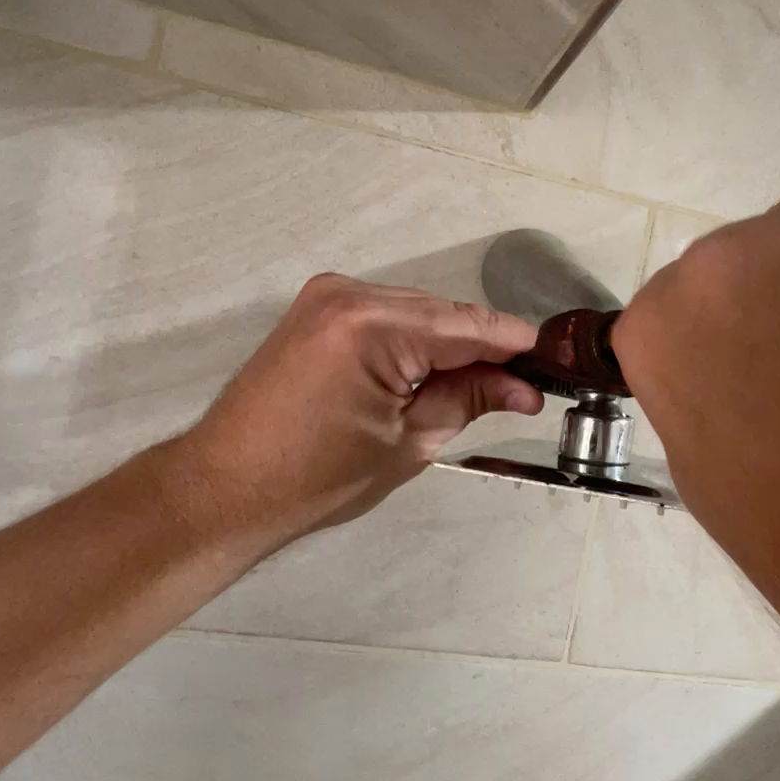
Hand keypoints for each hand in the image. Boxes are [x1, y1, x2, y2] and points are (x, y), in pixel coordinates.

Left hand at [167, 274, 543, 546]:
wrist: (226, 487)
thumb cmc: (318, 478)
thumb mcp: (410, 441)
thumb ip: (472, 399)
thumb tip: (525, 389)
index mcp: (374, 325)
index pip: (469, 325)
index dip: (515, 344)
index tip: (553, 364)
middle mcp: (351, 292)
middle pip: (444, 314)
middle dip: (484, 347)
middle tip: (520, 387)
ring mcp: (329, 294)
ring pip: (418, 312)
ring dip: (450, 344)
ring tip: (480, 385)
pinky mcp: (318, 307)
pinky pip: (388, 314)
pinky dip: (416, 339)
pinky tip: (434, 370)